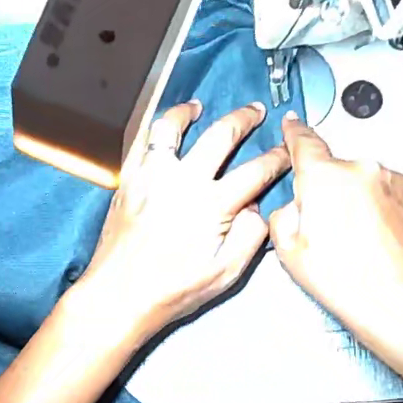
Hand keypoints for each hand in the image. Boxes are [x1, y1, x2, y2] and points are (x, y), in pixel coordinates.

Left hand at [69, 100, 289, 342]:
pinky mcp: (128, 183)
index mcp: (212, 205)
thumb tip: (257, 210)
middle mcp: (182, 182)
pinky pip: (141, 146)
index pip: (256, 171)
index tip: (284, 152)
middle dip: (244, 119)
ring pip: (170, 129)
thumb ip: (249, 237)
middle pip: (220, 135)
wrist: (118, 295)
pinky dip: (153, 133)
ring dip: (187, 113)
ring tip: (196, 107)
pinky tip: (159, 135)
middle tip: (254, 112)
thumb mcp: (224, 274)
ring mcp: (151, 178)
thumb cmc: (168, 291)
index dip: (277, 158)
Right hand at [268, 112, 402, 382]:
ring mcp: (398, 182)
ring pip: (366, 185)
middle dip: (328, 194)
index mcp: (325, 177)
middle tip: (326, 233)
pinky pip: (392, 199)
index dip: (294, 133)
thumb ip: (282, 216)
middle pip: (335, 172)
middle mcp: (364, 170)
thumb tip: (293, 208)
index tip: (292, 125)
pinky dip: (384, 215)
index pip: (304, 142)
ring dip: (358, 205)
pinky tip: (380, 245)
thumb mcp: (289, 252)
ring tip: (358, 246)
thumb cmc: (351, 283)